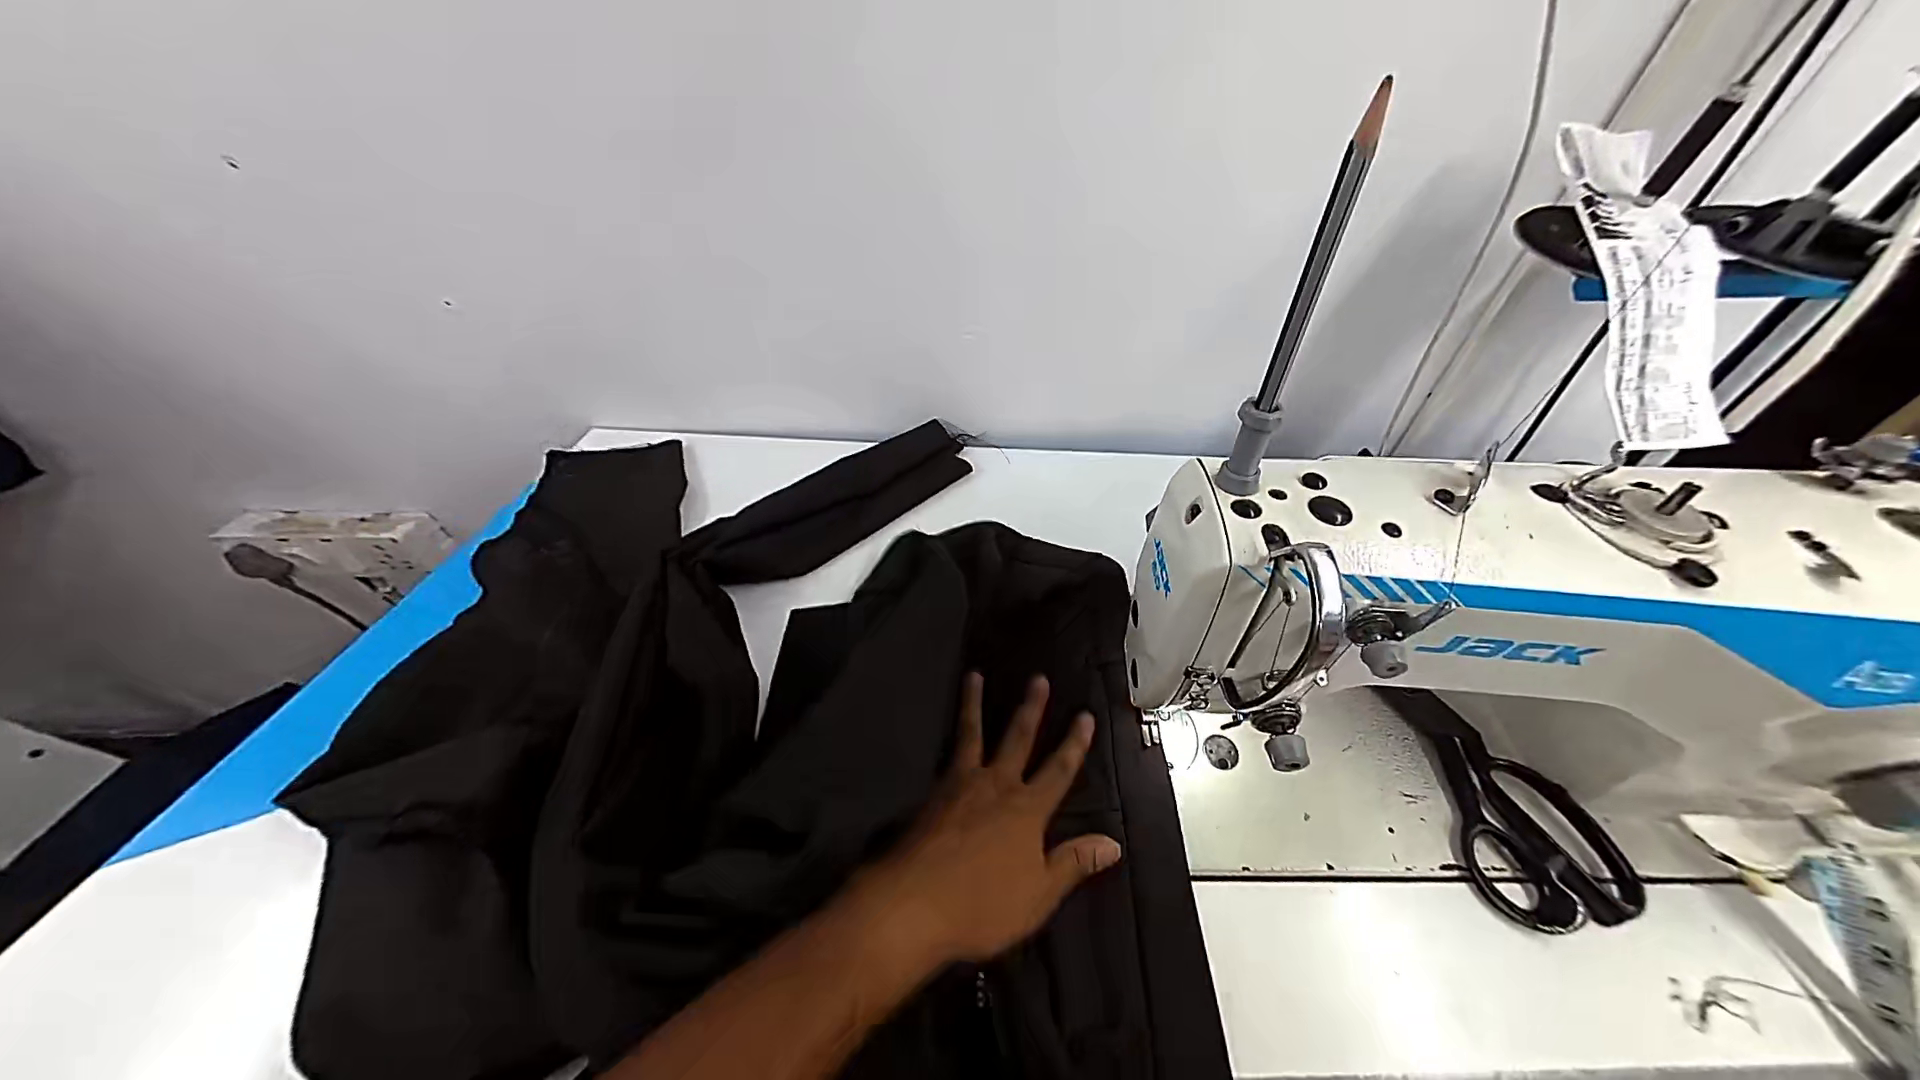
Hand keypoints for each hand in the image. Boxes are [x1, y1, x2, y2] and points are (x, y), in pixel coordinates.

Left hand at [854, 673, 1122, 964]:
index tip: (1085, 716)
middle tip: (1038, 679)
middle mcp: (995, 786)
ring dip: (975, 703)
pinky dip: (949, 736)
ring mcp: (959, 785)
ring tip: (974, 676)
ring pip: (972, 734)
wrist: (912, 902)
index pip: (1058, 771)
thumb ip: (1073, 863)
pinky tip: (946, 734)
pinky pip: (947, 754)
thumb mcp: (1038, 895)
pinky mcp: (932, 793)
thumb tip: (1113, 843)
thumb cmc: (982, 904)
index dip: (1074, 744)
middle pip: (1017, 739)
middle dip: (1031, 708)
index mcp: (1026, 810)